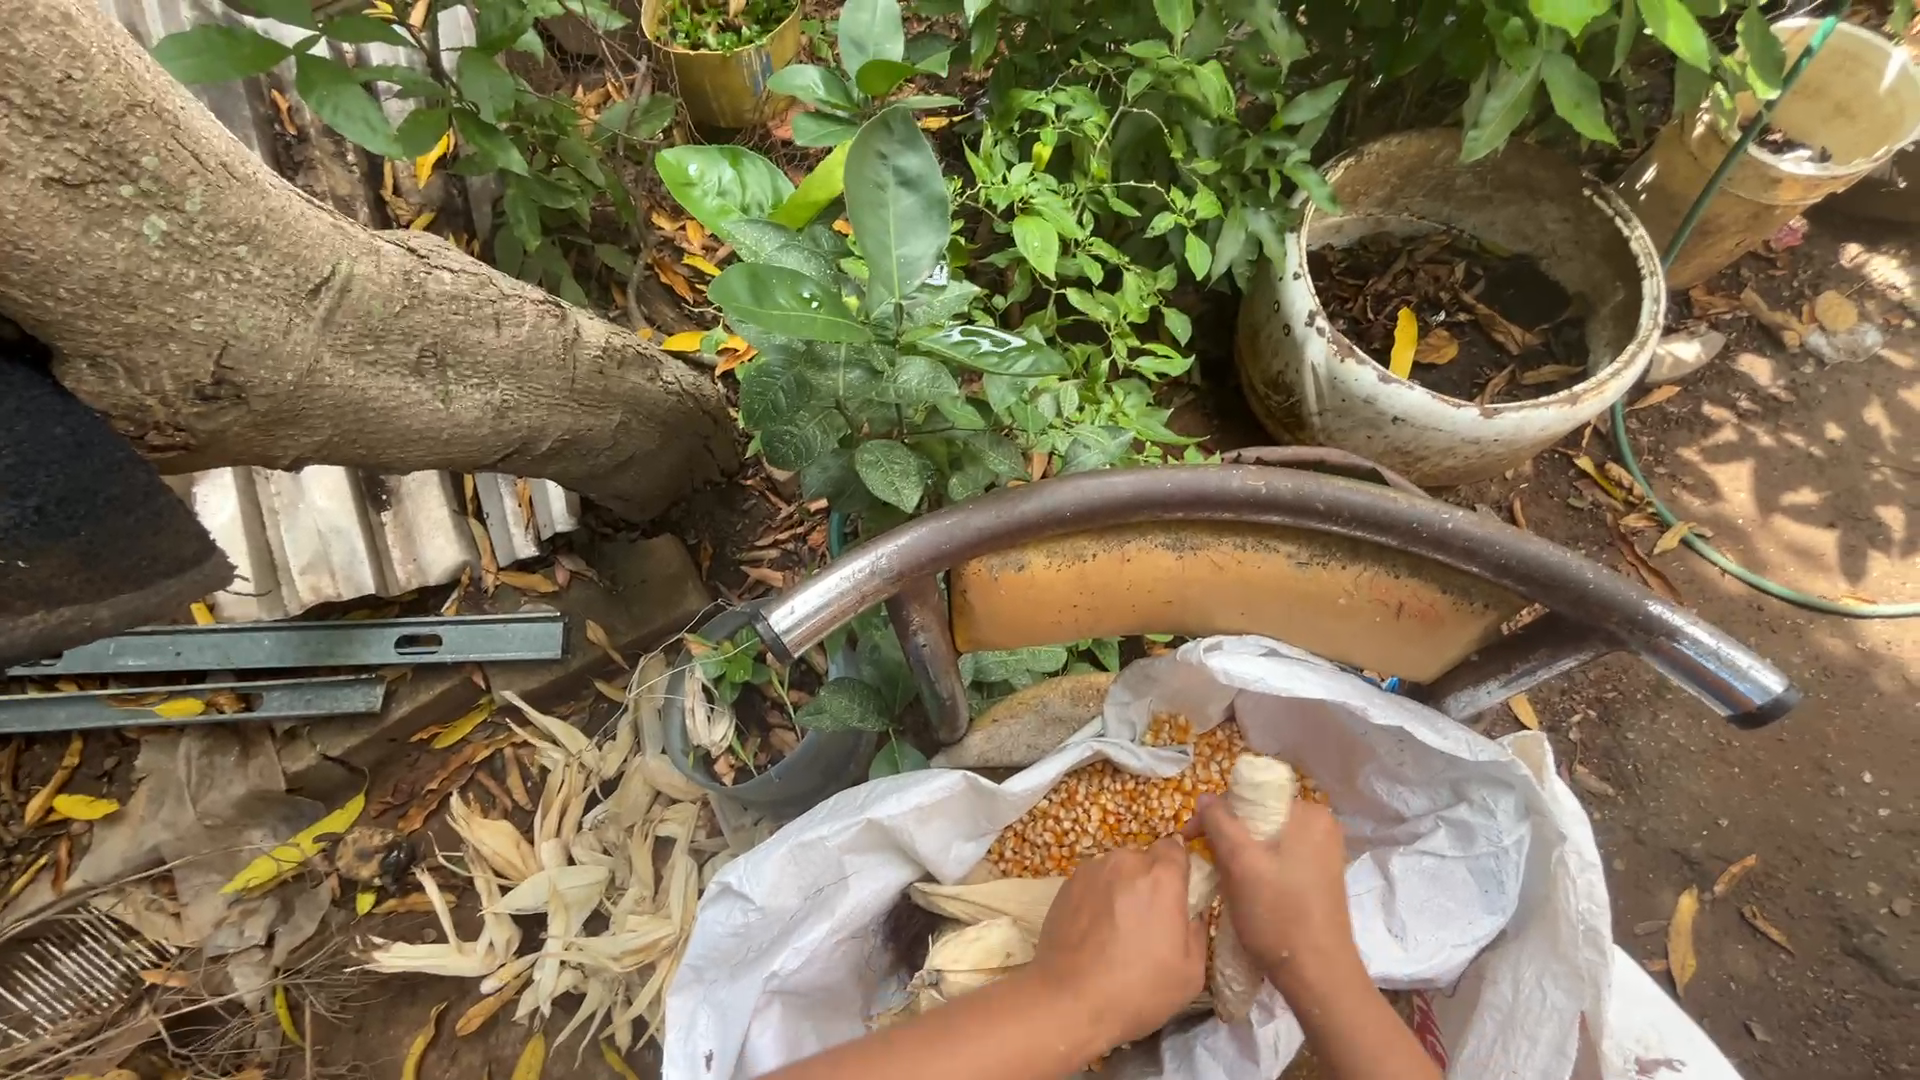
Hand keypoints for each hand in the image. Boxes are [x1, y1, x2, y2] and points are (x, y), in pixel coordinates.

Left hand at [1028, 836, 1206, 1046]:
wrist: (1070, 998)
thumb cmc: (1138, 989)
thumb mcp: (1191, 972)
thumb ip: (1198, 930)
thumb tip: (1193, 912)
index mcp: (1160, 877)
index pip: (1175, 847)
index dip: (1178, 867)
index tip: (1177, 893)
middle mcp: (1124, 862)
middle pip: (1144, 859)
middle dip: (1149, 881)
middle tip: (1146, 919)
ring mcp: (1091, 870)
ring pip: (1116, 869)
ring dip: (1122, 887)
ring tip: (1116, 927)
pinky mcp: (1066, 883)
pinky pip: (1093, 881)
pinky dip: (1098, 896)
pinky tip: (1094, 930)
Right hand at [1188, 795, 1361, 994]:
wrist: (1318, 977)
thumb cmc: (1278, 914)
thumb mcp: (1239, 862)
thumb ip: (1218, 821)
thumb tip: (1204, 797)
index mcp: (1309, 813)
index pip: (1249, 796)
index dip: (1216, 813)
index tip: (1192, 838)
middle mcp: (1321, 826)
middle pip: (1257, 817)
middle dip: (1227, 835)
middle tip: (1207, 862)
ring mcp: (1322, 852)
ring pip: (1264, 839)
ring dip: (1239, 854)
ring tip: (1225, 878)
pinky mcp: (1319, 876)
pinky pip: (1277, 857)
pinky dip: (1256, 867)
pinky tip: (1247, 890)